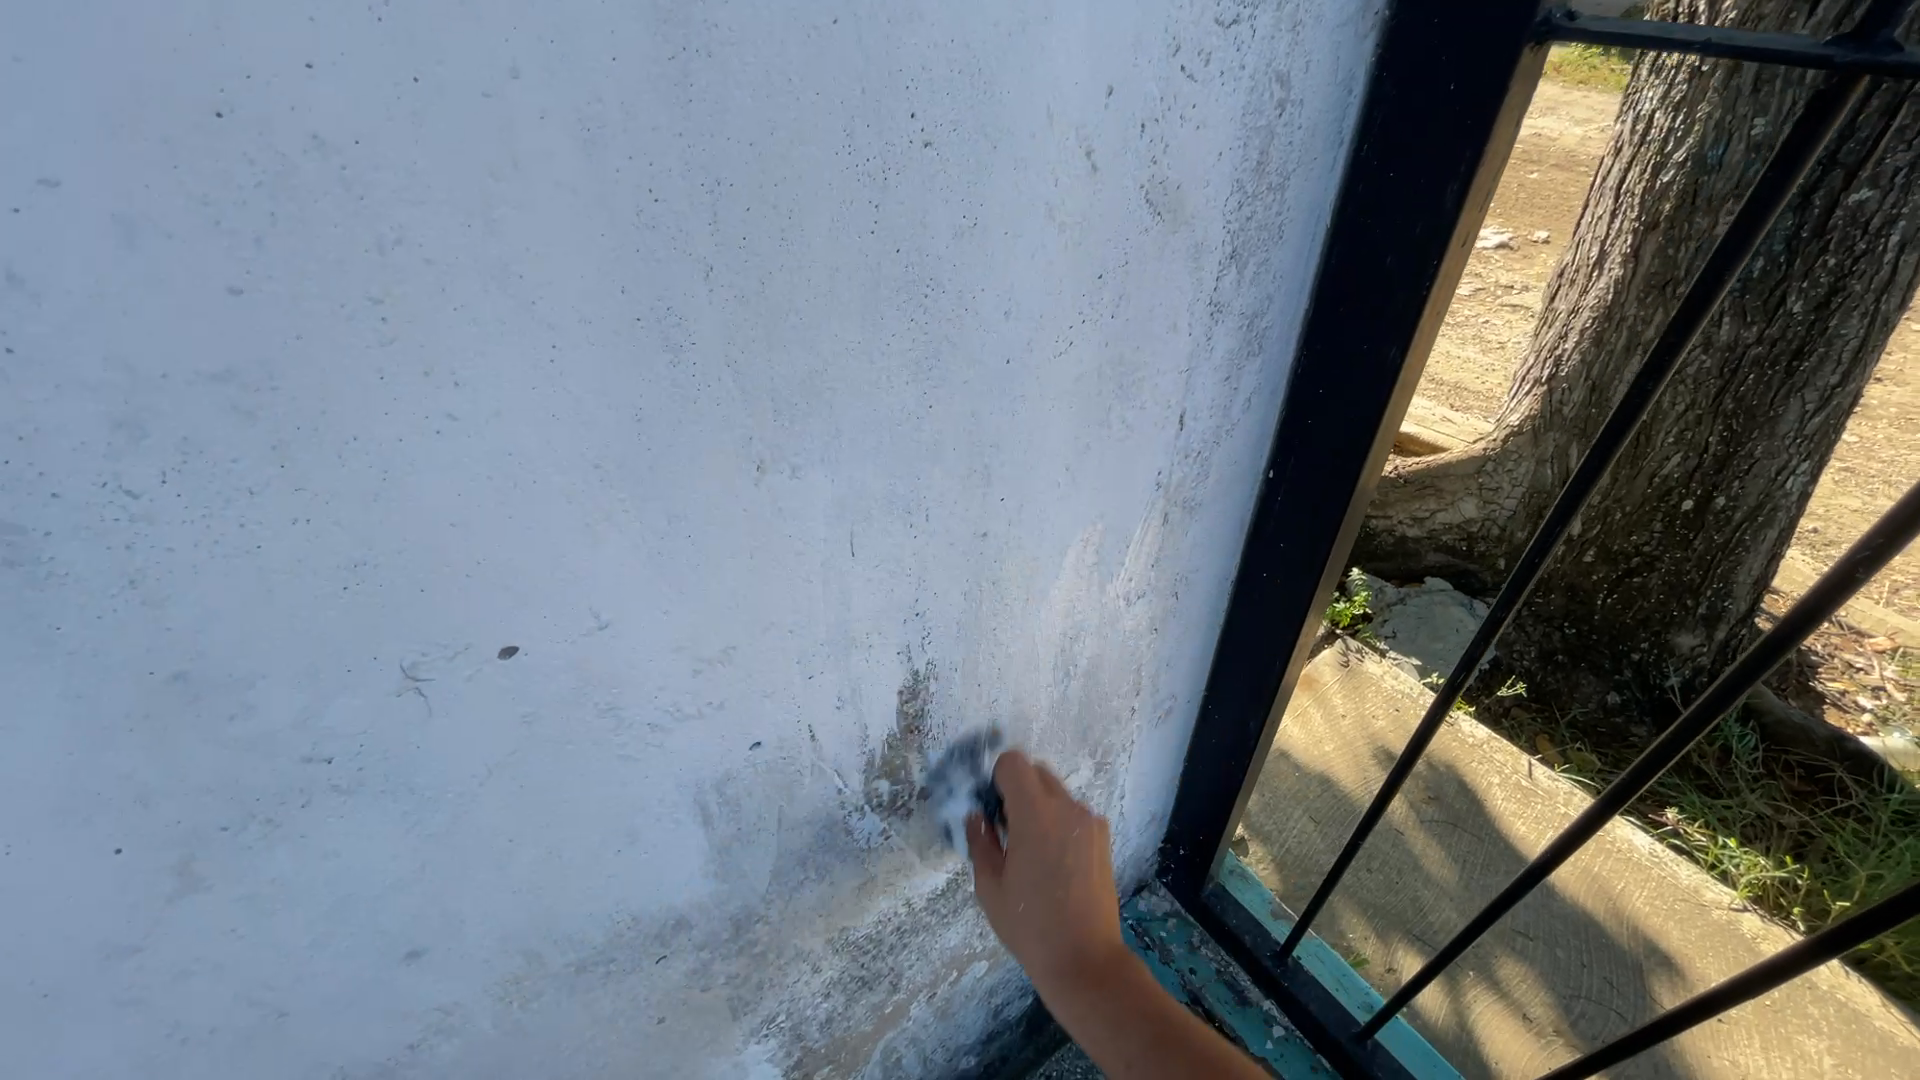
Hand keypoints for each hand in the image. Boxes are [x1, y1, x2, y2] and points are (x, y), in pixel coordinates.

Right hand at [965, 751, 1128, 996]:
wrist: (1085, 960)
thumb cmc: (1030, 926)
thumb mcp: (990, 887)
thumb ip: (979, 841)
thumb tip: (976, 816)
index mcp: (1035, 814)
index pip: (1013, 763)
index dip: (996, 778)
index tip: (991, 809)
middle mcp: (1067, 807)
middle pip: (1035, 772)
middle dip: (1016, 791)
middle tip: (1006, 831)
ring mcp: (1089, 821)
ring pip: (1055, 792)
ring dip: (1038, 807)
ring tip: (1031, 852)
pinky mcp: (1102, 836)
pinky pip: (1072, 813)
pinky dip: (1058, 822)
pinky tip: (1053, 863)